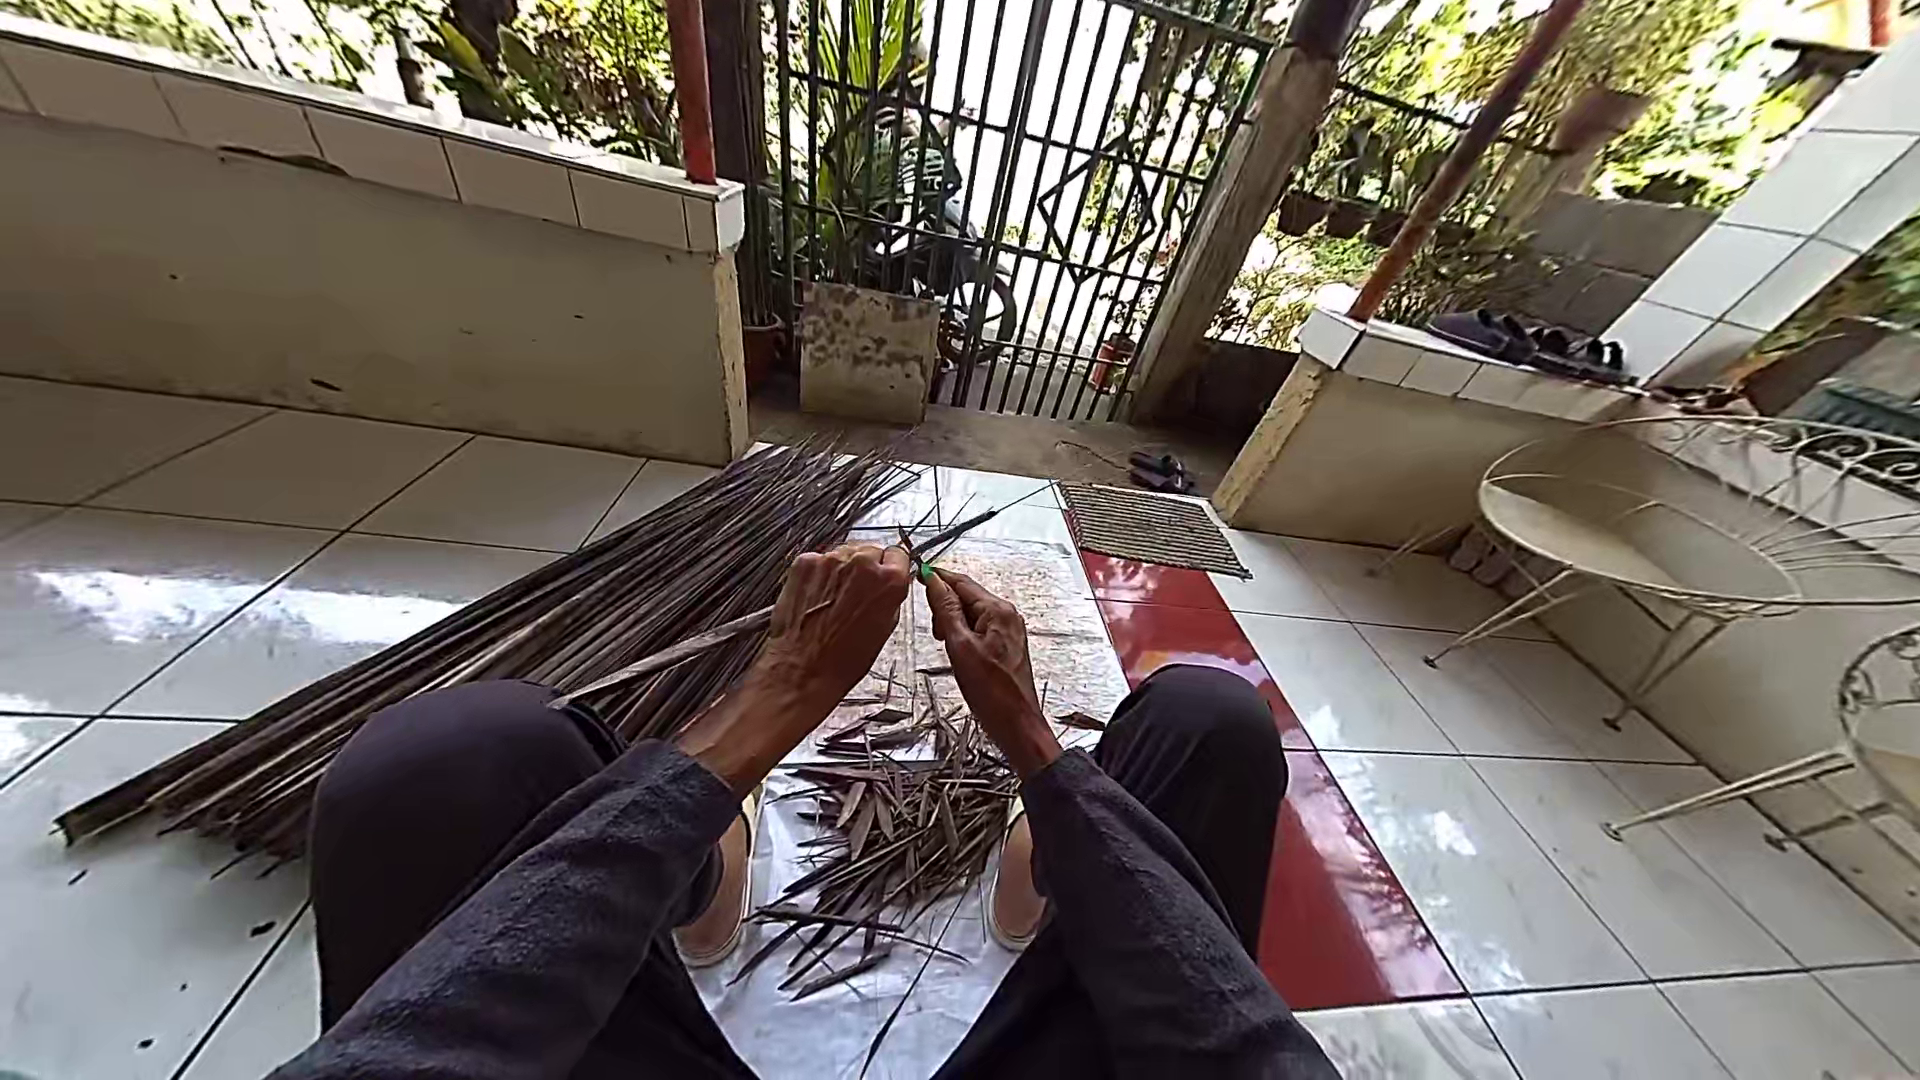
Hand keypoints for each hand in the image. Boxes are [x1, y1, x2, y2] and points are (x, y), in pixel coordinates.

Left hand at [755, 543, 912, 711]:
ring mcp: (831, 560)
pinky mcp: (806, 563)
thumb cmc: (843, 658)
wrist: (803, 668)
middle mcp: (862, 564)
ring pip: (845, 553)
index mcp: (889, 580)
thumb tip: (889, 583)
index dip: (891, 566)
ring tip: (836, 598)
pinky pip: (820, 560)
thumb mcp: (886, 627)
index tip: (885, 572)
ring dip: (844, 569)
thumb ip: (891, 596)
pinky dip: (821, 573)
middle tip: (858, 591)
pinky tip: (819, 597)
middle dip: (867, 567)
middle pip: (871, 550)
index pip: (898, 554)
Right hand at [923, 568, 1061, 778]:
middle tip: (935, 629)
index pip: (962, 582)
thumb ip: (946, 610)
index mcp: (998, 611)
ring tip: (947, 646)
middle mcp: (1007, 616)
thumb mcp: (960, 646)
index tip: (919, 575)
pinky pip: (979, 629)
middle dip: (945, 607)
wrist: (1016, 724)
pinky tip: (957, 653)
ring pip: (971, 614)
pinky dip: (963, 635)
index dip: (938, 578)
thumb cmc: (993, 693)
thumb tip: (934, 582)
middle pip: (967, 597)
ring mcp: (1008, 630)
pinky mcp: (1005, 645)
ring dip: (952, 623)